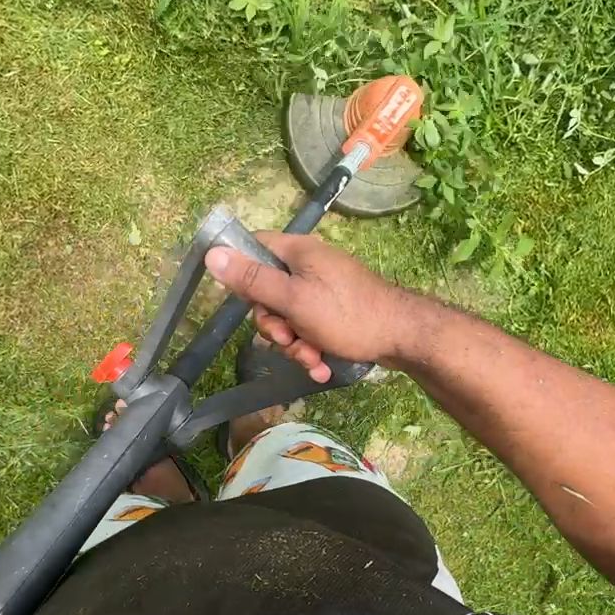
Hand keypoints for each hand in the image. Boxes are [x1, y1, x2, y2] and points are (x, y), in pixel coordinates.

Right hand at [205, 232, 440, 378]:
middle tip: (289, 337)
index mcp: (298, 252)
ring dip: (295, 344)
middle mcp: (309, 266)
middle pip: (268, 293)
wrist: (403, 337)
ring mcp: (323, 291)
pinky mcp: (335, 314)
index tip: (249, 300)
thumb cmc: (346, 314)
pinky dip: (312, 350)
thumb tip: (212, 254)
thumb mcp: (293, 300)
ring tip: (312, 358)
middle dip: (275, 325)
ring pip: (288, 318)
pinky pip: (309, 330)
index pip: (254, 248)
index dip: (243, 274)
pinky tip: (322, 367)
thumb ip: (253, 280)